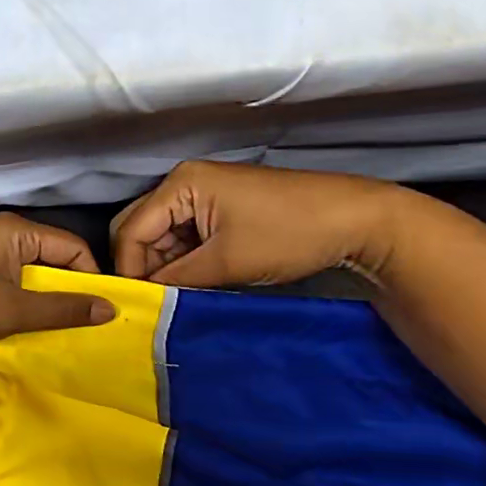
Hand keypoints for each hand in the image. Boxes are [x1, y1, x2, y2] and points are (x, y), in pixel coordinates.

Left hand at [0, 213, 115, 349]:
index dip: (90, 277)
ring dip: (49, 293)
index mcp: (15, 230)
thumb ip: (65, 309)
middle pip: (55, 254)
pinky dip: (29, 293)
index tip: (100, 310)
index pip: (73, 246)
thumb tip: (111, 309)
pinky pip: (17, 273)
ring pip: (36, 266)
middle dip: (70, 286)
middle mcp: (5, 229)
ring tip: (60, 322)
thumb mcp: (16, 311)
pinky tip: (32, 316)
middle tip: (84, 319)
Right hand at [111, 161, 409, 288]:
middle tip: (152, 301)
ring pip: (159, 233)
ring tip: (174, 295)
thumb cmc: (289, 234)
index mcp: (181, 184)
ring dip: (163, 264)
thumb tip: (144, 297)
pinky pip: (182, 234)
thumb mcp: (227, 262)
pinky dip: (182, 259)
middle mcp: (183, 182)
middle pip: (139, 227)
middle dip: (141, 264)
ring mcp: (200, 193)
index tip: (135, 304)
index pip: (131, 229)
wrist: (357, 220)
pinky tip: (192, 280)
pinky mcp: (217, 206)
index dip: (128, 268)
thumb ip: (176, 279)